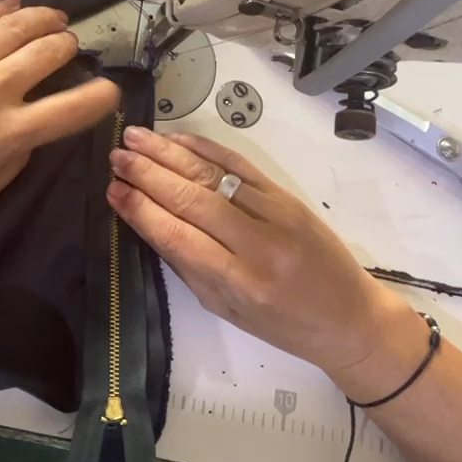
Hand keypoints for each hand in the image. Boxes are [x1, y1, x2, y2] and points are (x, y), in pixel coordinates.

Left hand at [0, 0, 118, 235]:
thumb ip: (13, 164)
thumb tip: (28, 134)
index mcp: (9, 135)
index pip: (76, 107)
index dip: (103, 96)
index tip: (107, 91)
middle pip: (49, 51)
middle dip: (68, 46)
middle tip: (68, 47)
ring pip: (17, 25)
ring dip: (44, 18)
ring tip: (54, 18)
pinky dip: (2, 8)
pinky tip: (14, 4)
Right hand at [106, 126, 420, 380]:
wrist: (350, 317)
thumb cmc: (282, 325)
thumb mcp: (224, 308)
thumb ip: (186, 264)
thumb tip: (146, 220)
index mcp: (238, 281)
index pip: (177, 236)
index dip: (140, 209)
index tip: (111, 189)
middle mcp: (257, 243)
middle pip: (191, 197)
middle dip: (147, 173)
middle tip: (114, 157)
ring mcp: (275, 213)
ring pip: (212, 174)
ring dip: (168, 152)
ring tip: (133, 137)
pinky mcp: (286, 195)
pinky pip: (239, 163)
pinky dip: (204, 148)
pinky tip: (176, 139)